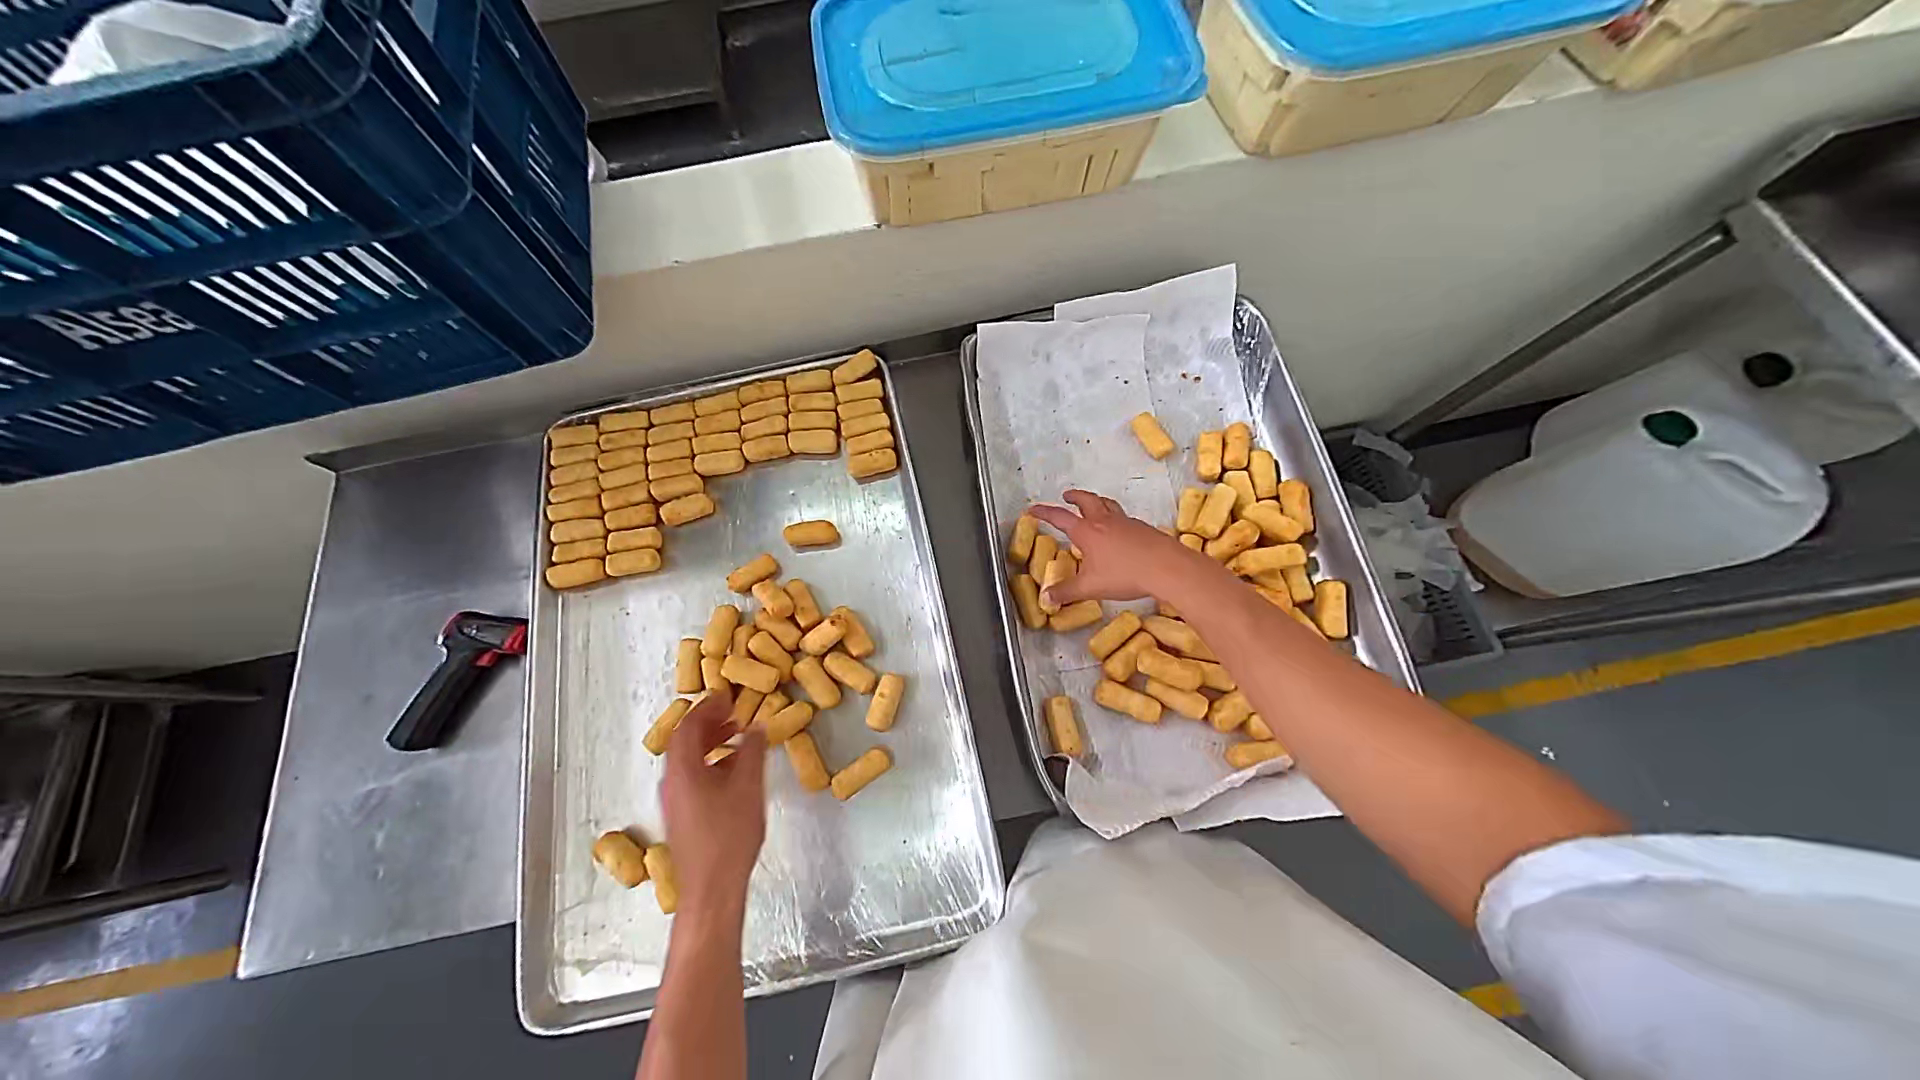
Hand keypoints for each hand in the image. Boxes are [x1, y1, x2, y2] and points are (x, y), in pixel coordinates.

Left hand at [662, 688, 766, 911]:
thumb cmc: (729, 838)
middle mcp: (672, 782)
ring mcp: (674, 800)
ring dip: (710, 741)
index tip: (726, 695)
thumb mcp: (748, 787)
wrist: (711, 890)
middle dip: (709, 722)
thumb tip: (755, 729)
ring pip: (687, 759)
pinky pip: (691, 775)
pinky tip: (732, 768)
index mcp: (682, 770)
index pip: (689, 726)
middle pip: (684, 741)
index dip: (707, 707)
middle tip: (732, 711)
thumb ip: (751, 752)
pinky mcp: (682, 815)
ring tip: (736, 735)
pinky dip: (709, 761)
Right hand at [1028, 490, 1219, 604]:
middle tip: (1067, 496)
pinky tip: (1119, 531)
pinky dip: (1116, 519)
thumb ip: (1067, 592)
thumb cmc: (1125, 575)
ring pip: (1108, 505)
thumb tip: (1047, 598)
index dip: (1044, 512)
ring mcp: (1126, 523)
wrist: (1166, 567)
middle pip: (1087, 501)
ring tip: (1094, 506)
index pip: (1059, 518)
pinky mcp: (1143, 529)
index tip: (1033, 509)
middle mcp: (1105, 522)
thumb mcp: (1090, 587)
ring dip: (1097, 502)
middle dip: (1075, 497)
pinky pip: (1125, 518)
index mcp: (1087, 532)